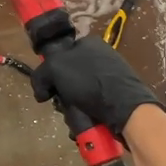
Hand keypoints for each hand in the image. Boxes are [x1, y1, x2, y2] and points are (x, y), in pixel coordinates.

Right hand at [29, 36, 163, 133]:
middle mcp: (101, 59)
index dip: (51, 71)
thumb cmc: (90, 82)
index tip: (49, 86)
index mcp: (89, 44)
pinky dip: (86, 116)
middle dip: (62, 95)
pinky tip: (86, 121)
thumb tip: (41, 91)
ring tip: (75, 116)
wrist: (125, 108)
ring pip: (78, 96)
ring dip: (72, 109)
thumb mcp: (55, 68)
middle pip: (68, 78)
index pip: (61, 54)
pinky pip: (92, 107)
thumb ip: (41, 74)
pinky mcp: (116, 98)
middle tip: (62, 103)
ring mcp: (110, 79)